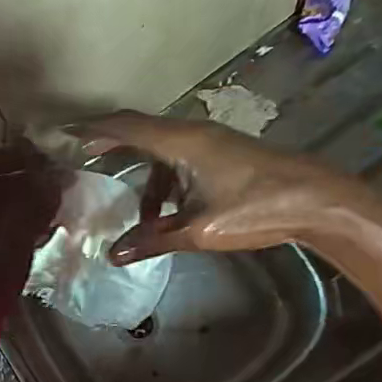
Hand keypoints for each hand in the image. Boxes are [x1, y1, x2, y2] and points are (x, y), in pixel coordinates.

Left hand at [0, 139, 62, 329]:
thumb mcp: (13, 245)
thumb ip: (33, 208)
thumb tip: (56, 177)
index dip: (19, 155)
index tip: (50, 162)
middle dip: (26, 178)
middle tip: (59, 185)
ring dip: (25, 199)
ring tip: (56, 206)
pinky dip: (18, 218)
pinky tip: (42, 229)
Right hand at [70, 111, 359, 263]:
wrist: (316, 200)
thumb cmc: (256, 209)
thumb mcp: (199, 230)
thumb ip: (154, 239)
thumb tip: (113, 255)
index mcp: (180, 141)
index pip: (125, 126)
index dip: (92, 129)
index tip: (65, 132)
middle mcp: (191, 132)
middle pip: (140, 130)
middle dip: (110, 144)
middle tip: (82, 156)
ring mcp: (210, 140)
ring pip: (162, 150)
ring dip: (144, 177)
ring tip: (135, 215)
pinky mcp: (223, 153)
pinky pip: (180, 159)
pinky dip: (165, 181)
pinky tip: (170, 213)